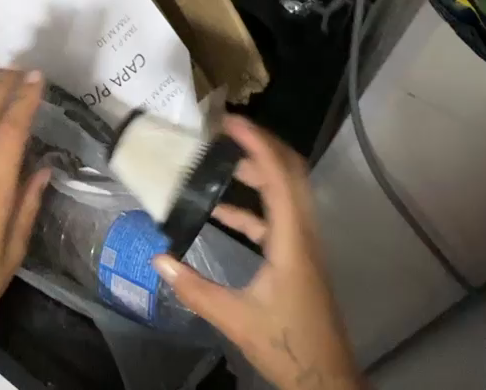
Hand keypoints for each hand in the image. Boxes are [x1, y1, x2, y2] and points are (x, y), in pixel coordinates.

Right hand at [156, 116, 360, 389]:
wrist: (326, 381)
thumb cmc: (288, 345)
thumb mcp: (236, 319)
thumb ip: (195, 289)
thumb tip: (158, 259)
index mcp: (291, 239)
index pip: (278, 175)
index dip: (256, 142)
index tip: (230, 121)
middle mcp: (303, 233)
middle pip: (290, 172)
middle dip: (259, 145)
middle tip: (224, 131)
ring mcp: (304, 244)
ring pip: (287, 191)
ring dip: (257, 170)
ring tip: (221, 159)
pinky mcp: (299, 257)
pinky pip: (278, 216)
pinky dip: (253, 205)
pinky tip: (222, 211)